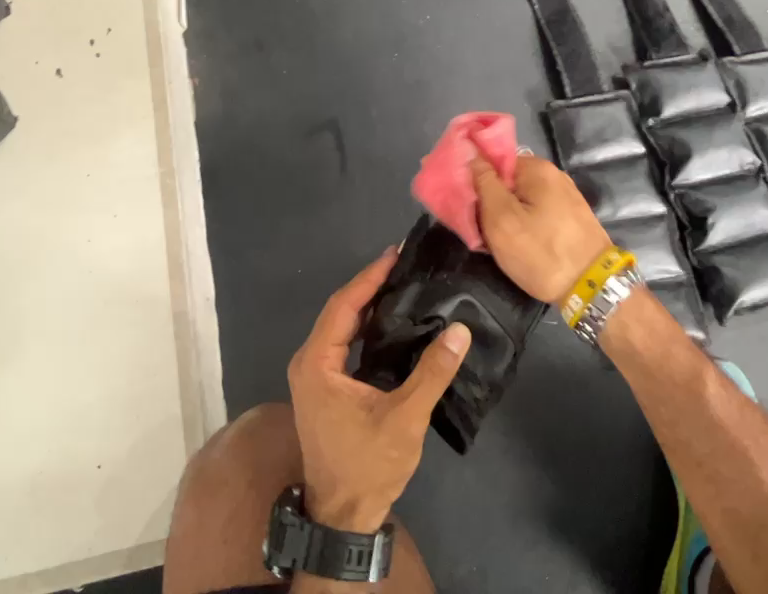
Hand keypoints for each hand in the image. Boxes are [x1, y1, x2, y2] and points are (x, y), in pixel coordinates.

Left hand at [287, 247, 471, 532]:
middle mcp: (308, 363)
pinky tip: (393, 322)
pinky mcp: (325, 387)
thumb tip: (459, 330)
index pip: (344, 306)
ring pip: (341, 327)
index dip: (369, 277)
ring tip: (402, 284)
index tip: (394, 254)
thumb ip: (432, 372)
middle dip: (370, 285)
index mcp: (317, 363)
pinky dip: (366, 328)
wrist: (342, 514)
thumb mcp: (405, 418)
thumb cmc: (368, 465)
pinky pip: (344, 344)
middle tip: (403, 264)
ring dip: (368, 305)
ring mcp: (314, 376)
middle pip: (340, 311)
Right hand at [470, 154, 614, 303]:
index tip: (468, 206)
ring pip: (522, 201)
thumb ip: (484, 183)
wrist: (592, 288)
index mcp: (537, 168)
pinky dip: (525, 227)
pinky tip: (520, 247)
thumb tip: (471, 153)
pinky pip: (538, 214)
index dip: (476, 182)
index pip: (494, 162)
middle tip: (481, 230)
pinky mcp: (572, 219)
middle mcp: (554, 176)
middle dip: (492, 203)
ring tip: (498, 242)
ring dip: (507, 218)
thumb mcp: (501, 219)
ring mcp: (566, 198)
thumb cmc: (540, 253)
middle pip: (509, 182)